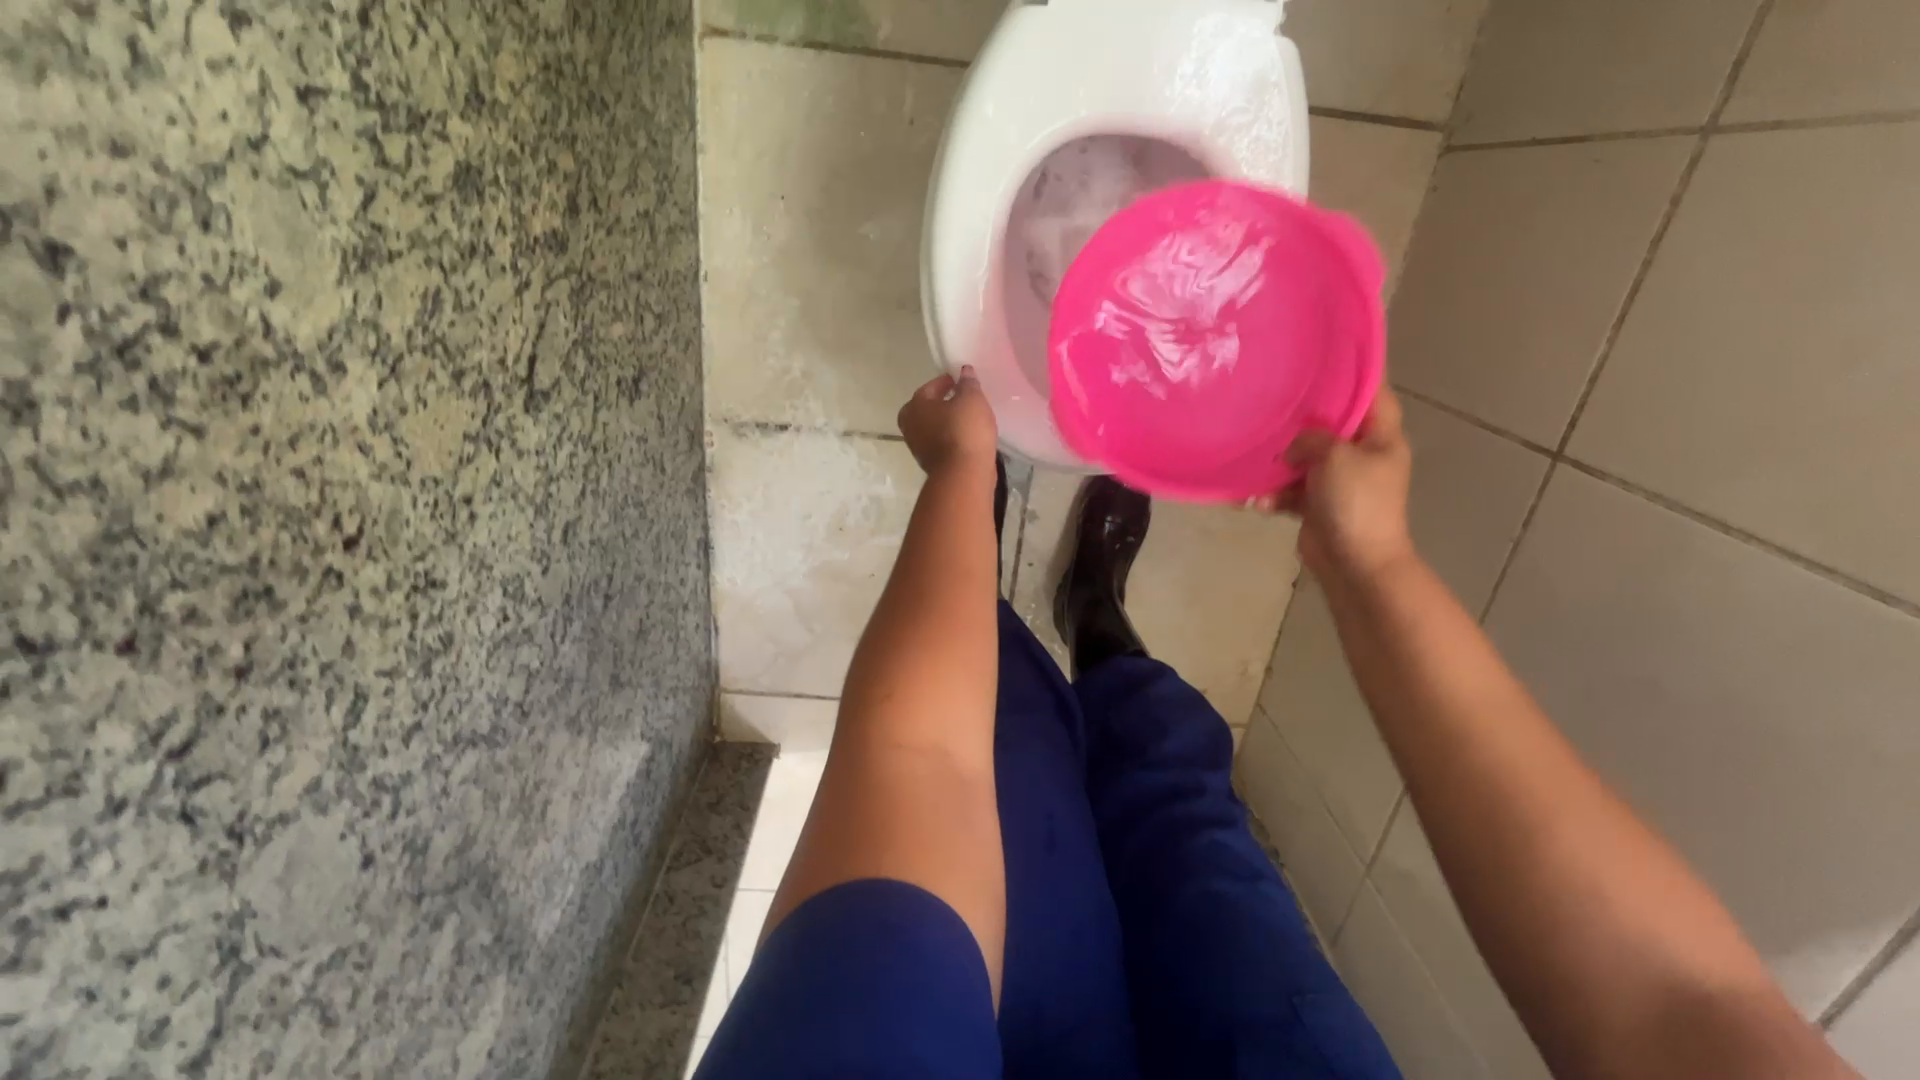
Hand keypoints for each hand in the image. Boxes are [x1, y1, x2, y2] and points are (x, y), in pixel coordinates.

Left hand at [898, 367, 997, 480]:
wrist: (963, 474)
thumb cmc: (965, 430)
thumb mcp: (972, 400)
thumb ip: (968, 384)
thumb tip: (964, 371)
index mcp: (916, 405)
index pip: (930, 387)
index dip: (945, 382)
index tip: (959, 380)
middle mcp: (911, 425)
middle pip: (924, 409)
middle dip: (939, 403)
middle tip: (957, 400)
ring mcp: (918, 447)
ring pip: (931, 428)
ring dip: (944, 422)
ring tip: (964, 418)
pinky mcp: (930, 463)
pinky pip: (939, 443)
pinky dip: (949, 437)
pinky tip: (965, 436)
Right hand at [1255, 388, 1415, 585]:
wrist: (1355, 562)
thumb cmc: (1357, 503)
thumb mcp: (1336, 456)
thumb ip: (1312, 438)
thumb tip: (1293, 447)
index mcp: (1381, 437)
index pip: (1373, 392)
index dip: (1354, 373)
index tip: (1323, 357)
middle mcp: (1362, 455)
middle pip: (1330, 425)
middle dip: (1301, 420)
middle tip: (1271, 401)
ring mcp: (1339, 482)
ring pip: (1303, 459)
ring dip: (1278, 465)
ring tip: (1254, 464)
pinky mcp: (1316, 505)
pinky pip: (1289, 491)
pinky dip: (1272, 495)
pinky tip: (1253, 500)